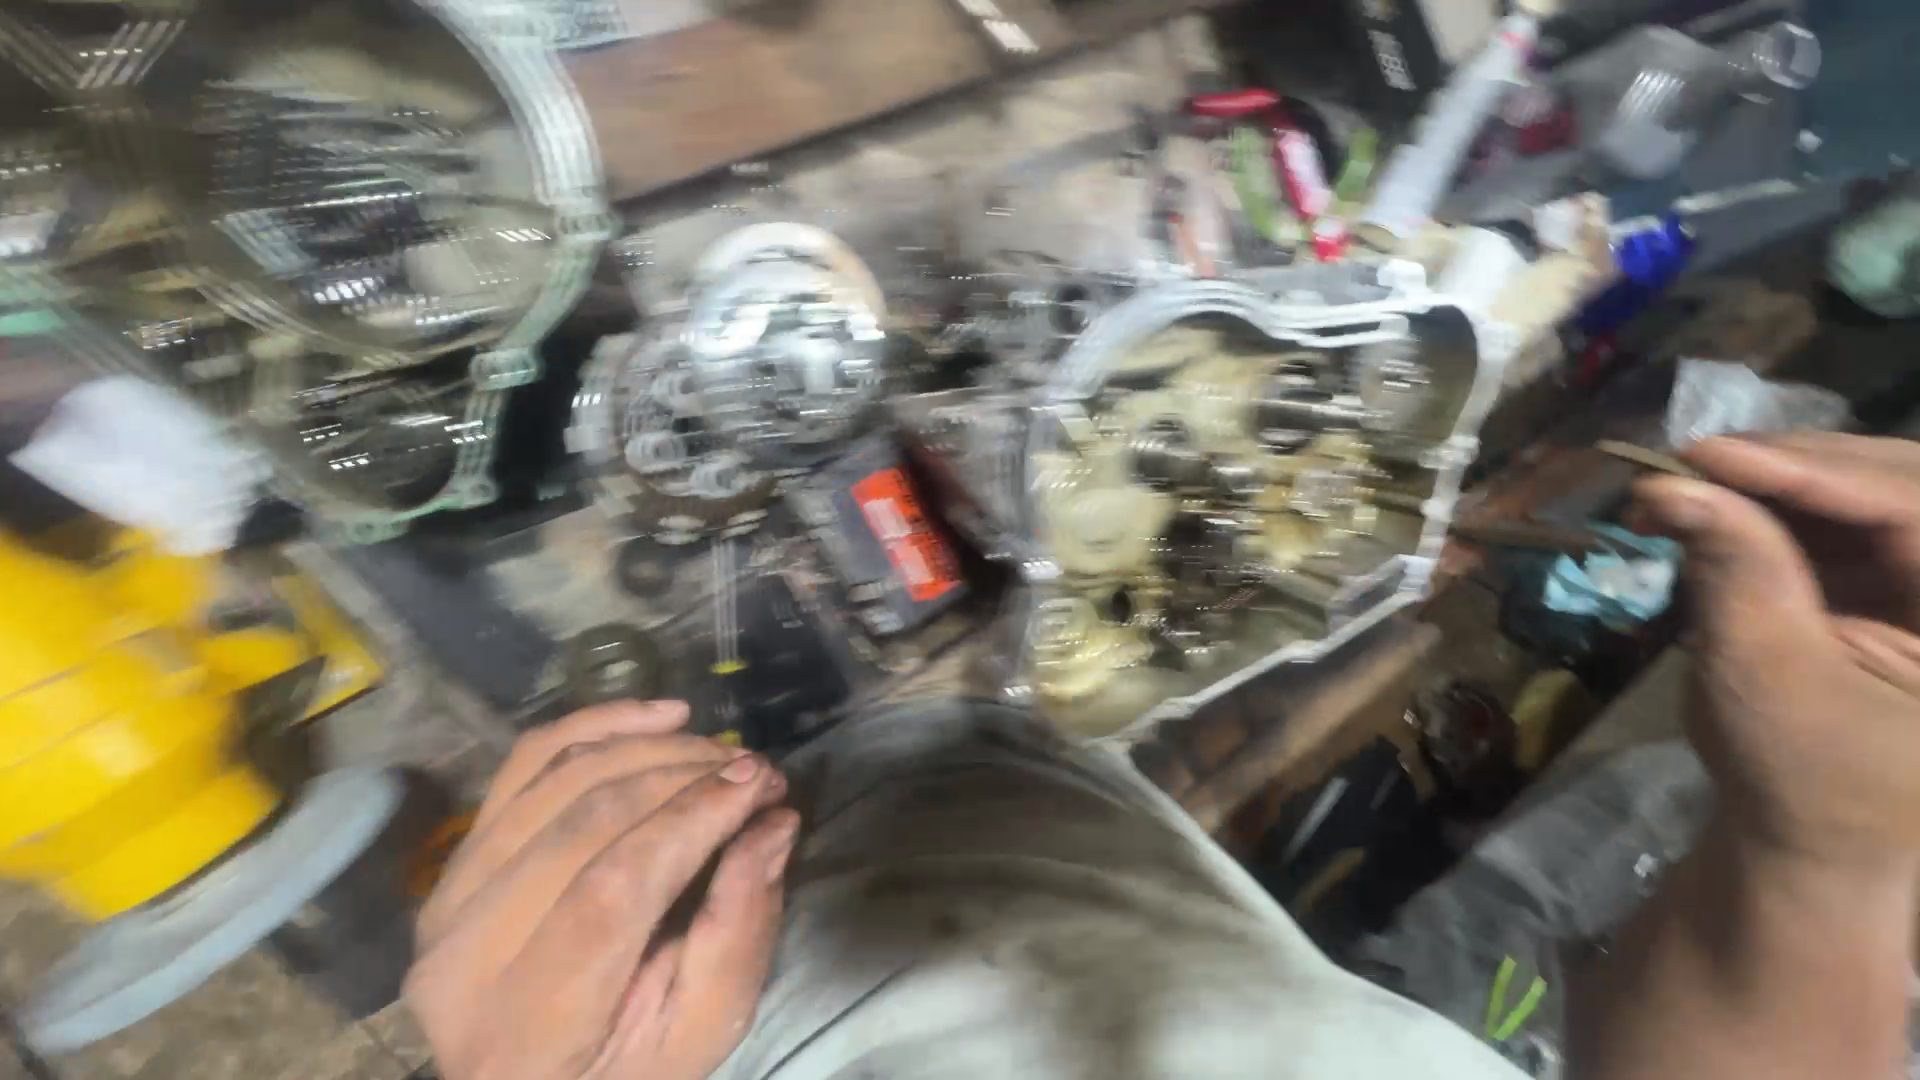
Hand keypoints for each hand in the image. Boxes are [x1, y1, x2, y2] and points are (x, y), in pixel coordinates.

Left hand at [405, 701, 798, 1079]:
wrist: (538, 1077)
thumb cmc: (632, 1058)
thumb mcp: (705, 1024)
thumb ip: (740, 929)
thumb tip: (772, 822)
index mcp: (525, 1028)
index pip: (613, 890)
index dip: (693, 820)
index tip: (763, 782)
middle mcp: (462, 955)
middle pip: (585, 820)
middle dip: (686, 776)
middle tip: (759, 771)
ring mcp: (448, 896)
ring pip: (558, 776)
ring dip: (654, 746)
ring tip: (721, 751)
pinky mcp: (459, 857)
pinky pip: (528, 760)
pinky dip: (599, 722)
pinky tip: (663, 715)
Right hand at [1632, 434, 1919, 870]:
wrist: (1817, 833)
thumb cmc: (1800, 771)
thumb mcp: (1761, 670)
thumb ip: (1731, 570)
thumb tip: (1667, 487)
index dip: (1814, 475)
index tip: (1705, 455)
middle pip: (1912, 485)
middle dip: (1798, 464)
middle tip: (1693, 463)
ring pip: (1880, 490)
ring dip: (1780, 479)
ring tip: (1691, 482)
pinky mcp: (1905, 585)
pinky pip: (1848, 520)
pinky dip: (1774, 506)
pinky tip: (1717, 504)